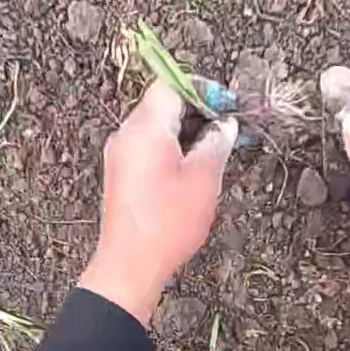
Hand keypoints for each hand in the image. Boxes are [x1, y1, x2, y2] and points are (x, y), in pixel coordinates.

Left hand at [78, 81, 237, 325]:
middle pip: (164, 105)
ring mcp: (121, 156)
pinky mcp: (122, 176)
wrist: (131, 264)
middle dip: (199, 113)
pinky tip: (193, 172)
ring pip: (158, 129)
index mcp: (145, 127)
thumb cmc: (167, 223)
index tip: (228, 106)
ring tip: (215, 154)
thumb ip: (217, 143)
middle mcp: (127, 135)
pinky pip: (150, 149)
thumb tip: (225, 125)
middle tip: (228, 131)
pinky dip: (173, 151)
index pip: (172, 85)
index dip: (204, 90)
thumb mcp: (204, 178)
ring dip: (188, 134)